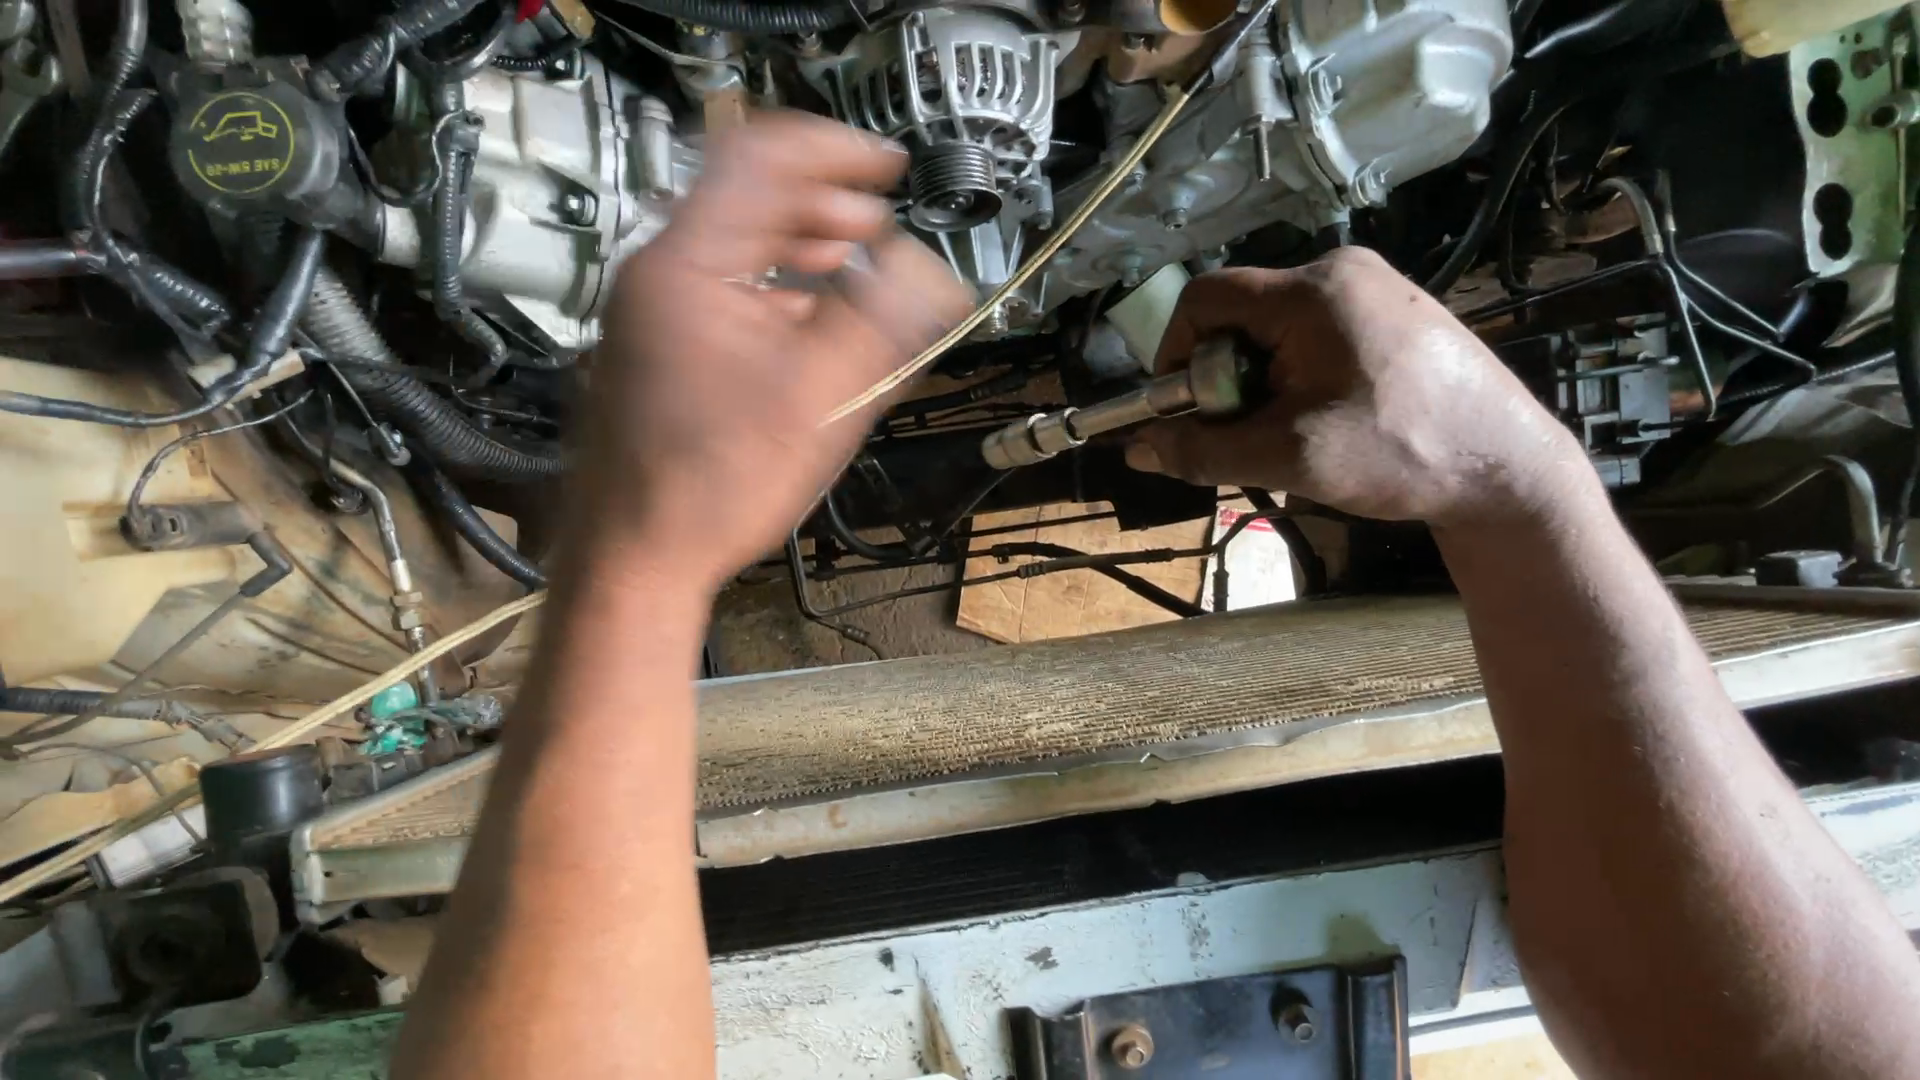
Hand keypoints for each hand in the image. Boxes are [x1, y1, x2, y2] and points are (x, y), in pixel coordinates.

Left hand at [578, 113, 970, 583]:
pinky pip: (727, 295)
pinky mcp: (661, 353)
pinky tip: (812, 326)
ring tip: (856, 270)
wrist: (636, 556)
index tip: (885, 165)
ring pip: (738, 251)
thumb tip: (933, 273)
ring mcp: (654, 317)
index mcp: (688, 266)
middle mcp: (659, 277)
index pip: (760, 158)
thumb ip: (883, 323)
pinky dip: (778, 294)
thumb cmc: (710, 487)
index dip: (834, 151)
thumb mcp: (819, 398)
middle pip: (748, 201)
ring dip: (804, 251)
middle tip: (878, 224)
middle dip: (826, 206)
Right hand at [1125, 248, 1589, 526]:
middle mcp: (1341, 271)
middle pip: (1239, 316)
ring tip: (1289, 433)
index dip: (1174, 352)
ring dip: (1259, 384)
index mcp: (1313, 290)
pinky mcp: (1392, 315)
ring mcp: (1373, 290)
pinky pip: (1312, 337)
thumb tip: (1137, 449)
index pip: (1205, 298)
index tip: (1182, 407)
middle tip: (1244, 432)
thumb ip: (1201, 450)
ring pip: (1273, 331)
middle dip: (1223, 378)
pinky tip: (1325, 419)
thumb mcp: (1286, 457)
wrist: (1508, 470)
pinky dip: (1295, 378)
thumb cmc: (1397, 453)